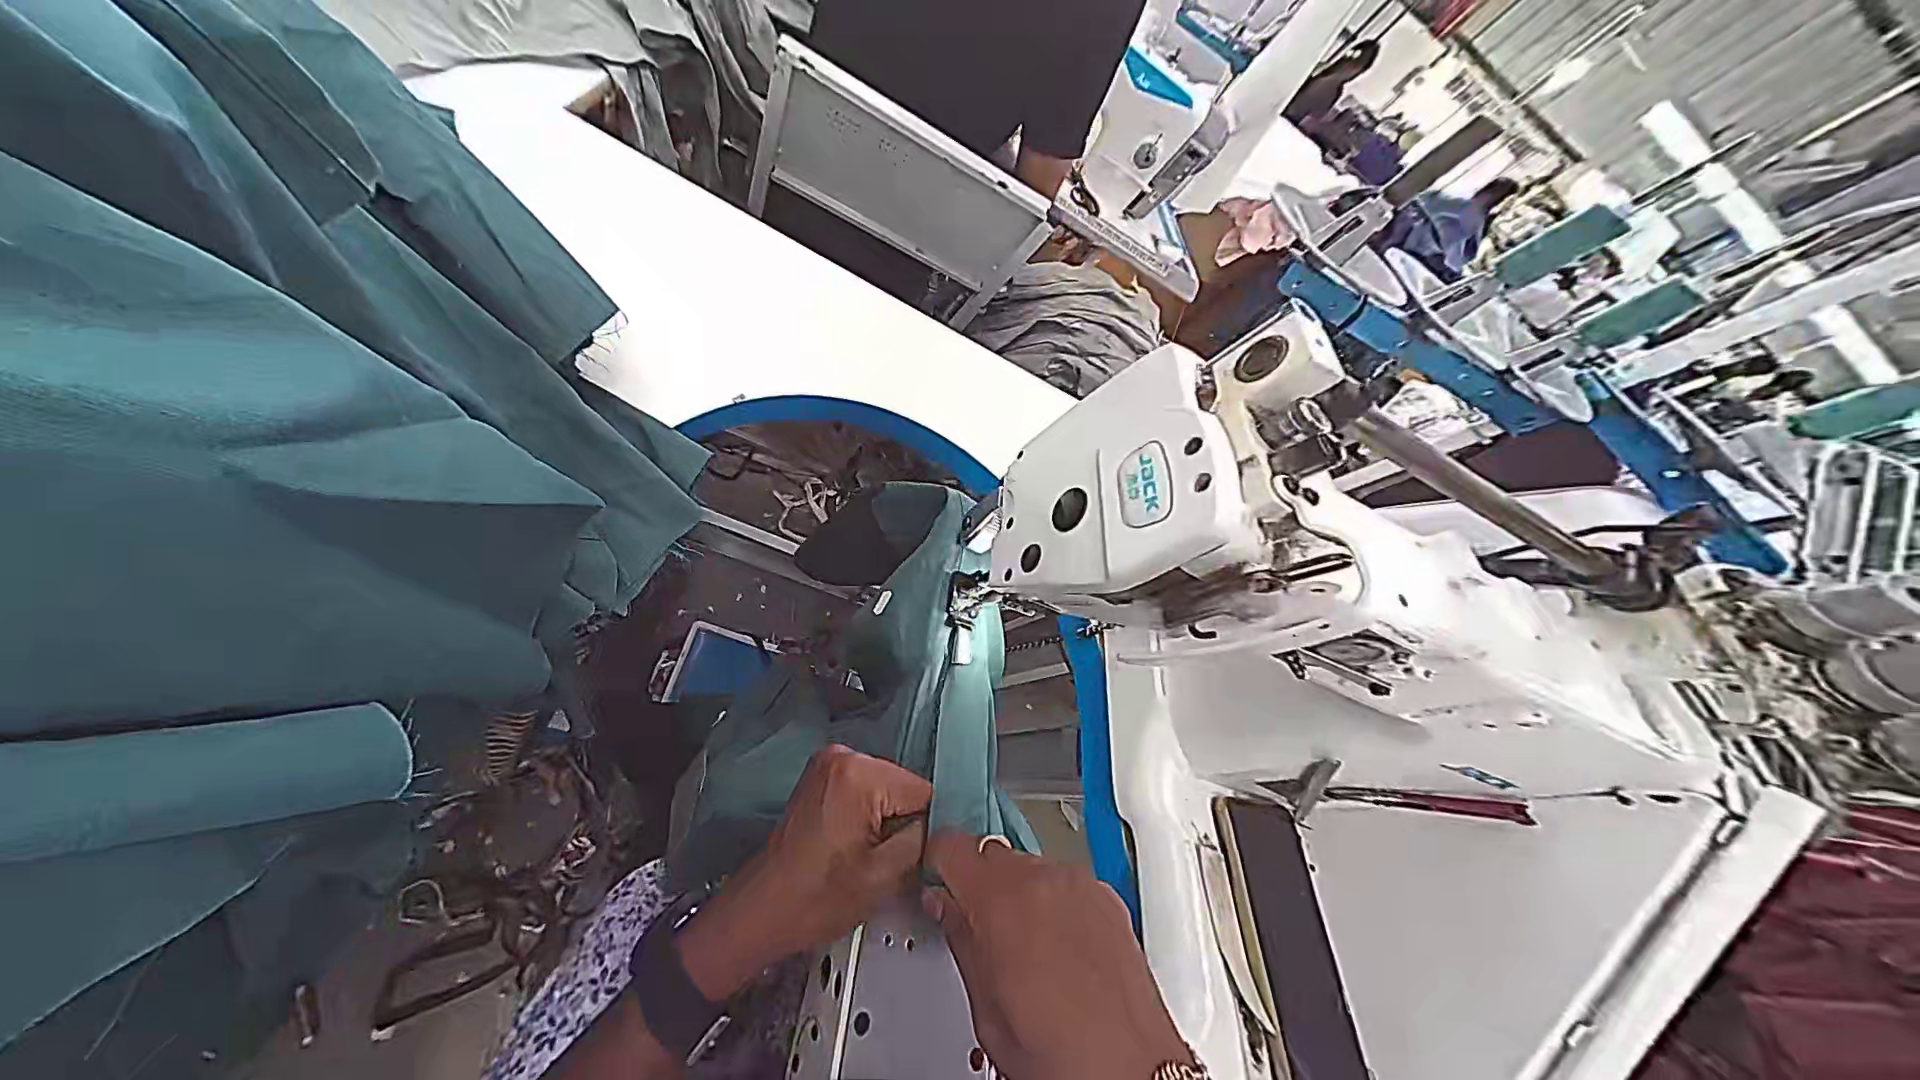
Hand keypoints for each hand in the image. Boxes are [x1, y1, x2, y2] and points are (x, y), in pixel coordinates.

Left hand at [676, 745, 930, 998]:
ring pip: (887, 788)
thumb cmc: (817, 897)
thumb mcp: (885, 876)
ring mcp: (829, 761)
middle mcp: (844, 755)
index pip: (924, 792)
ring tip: (864, 850)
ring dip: (885, 817)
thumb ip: (923, 840)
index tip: (911, 855)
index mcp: (860, 773)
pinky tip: (853, 839)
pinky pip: (865, 787)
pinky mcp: (821, 773)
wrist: (762, 909)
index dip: (925, 827)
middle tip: (883, 858)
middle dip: (903, 820)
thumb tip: (941, 824)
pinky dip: (867, 811)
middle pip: (904, 786)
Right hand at [923, 830, 1193, 1079]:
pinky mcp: (1106, 896)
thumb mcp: (987, 1009)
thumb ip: (961, 940)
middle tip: (977, 921)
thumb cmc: (1064, 1055)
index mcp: (1002, 901)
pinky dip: (1053, 899)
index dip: (937, 858)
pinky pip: (1064, 880)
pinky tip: (1057, 944)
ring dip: (1018, 890)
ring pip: (1029, 864)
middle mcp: (1043, 880)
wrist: (1131, 1072)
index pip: (953, 846)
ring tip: (1023, 943)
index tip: (936, 871)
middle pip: (992, 853)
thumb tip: (946, 908)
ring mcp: (1078, 884)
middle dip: (978, 881)